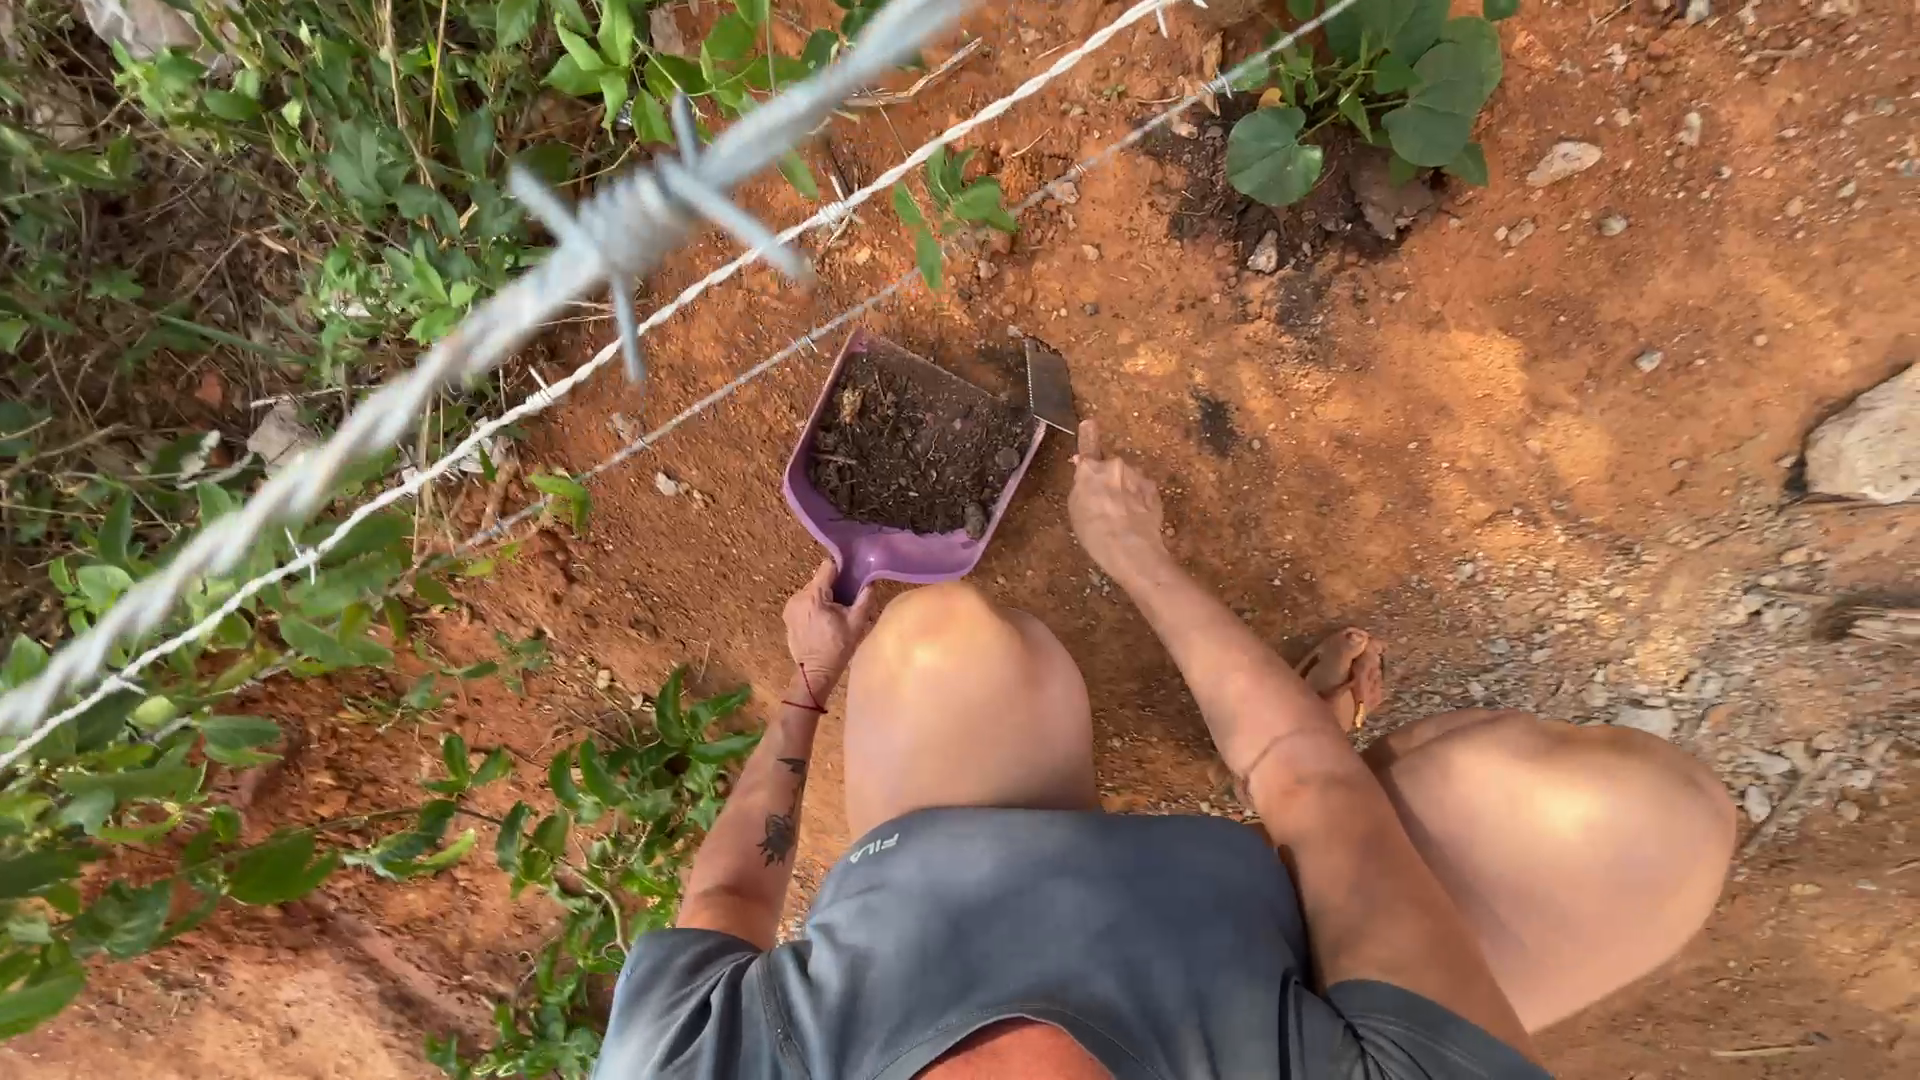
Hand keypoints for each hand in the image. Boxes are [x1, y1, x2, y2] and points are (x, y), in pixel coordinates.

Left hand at [783, 559, 879, 685]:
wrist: (815, 671)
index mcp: (814, 596)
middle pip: (819, 579)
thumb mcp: (856, 622)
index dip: (841, 567)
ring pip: (811, 590)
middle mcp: (798, 596)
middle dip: (833, 585)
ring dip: (823, 595)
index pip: (827, 566)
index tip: (852, 573)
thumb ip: (864, 598)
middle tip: (847, 597)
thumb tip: (870, 581)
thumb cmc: (837, 647)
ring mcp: (790, 606)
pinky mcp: (788, 615)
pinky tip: (823, 618)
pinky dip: (814, 604)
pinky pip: (804, 601)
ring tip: (835, 610)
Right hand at [1069, 418, 1167, 580]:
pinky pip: (1141, 491)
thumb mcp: (1075, 510)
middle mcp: (1115, 466)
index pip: (1087, 446)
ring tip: (1122, 518)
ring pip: (1127, 480)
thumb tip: (1083, 471)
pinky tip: (1135, 519)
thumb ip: (1080, 487)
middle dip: (1108, 481)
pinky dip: (1138, 500)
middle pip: (1109, 469)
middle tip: (1104, 505)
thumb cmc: (1094, 532)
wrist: (1130, 548)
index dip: (1087, 435)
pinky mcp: (1154, 490)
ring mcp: (1137, 476)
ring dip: (1124, 492)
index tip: (1089, 422)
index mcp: (1090, 470)